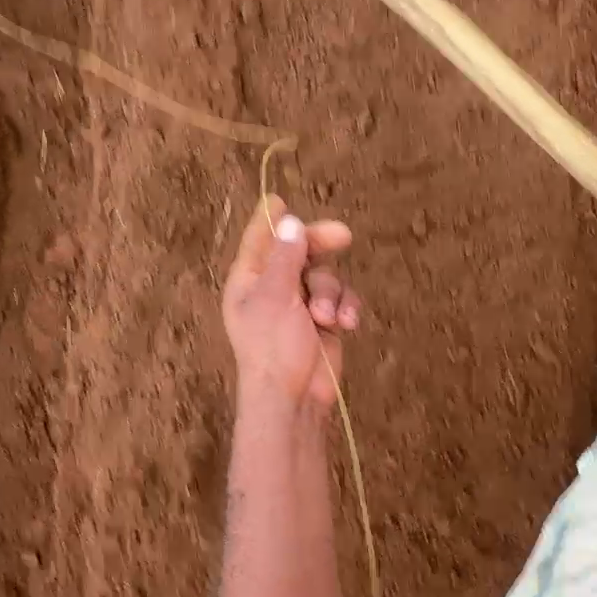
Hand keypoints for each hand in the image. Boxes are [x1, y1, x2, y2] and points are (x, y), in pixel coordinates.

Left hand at [221, 195, 361, 409]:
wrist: (294, 397)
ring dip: (332, 294)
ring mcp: (301, 305)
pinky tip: (347, 324)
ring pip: (326, 277)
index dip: (270, 220)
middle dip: (320, 248)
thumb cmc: (273, 346)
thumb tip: (290, 221)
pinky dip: (346, 309)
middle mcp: (274, 288)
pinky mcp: (325, 321)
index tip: (279, 198)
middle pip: (300, 252)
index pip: (259, 241)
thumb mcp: (276, 296)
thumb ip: (286, 257)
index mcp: (249, 280)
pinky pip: (341, 299)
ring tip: (328, 318)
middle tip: (343, 235)